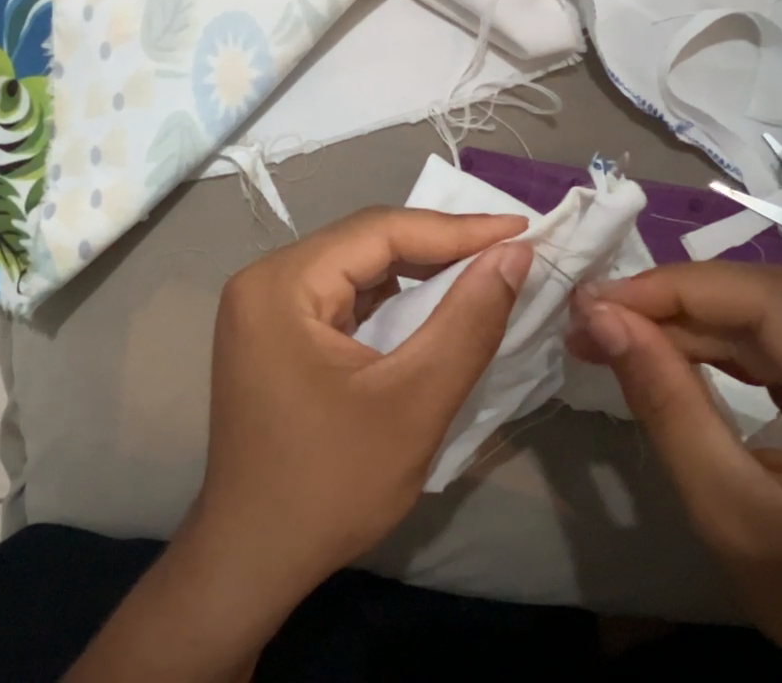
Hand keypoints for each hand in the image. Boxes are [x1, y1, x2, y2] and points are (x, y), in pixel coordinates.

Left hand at [67, 207, 531, 681]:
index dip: (457, 229)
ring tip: (481, 275)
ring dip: (415, 274)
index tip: (525, 228)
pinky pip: (338, 300)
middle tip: (509, 251)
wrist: (256, 553)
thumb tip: (512, 254)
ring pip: (352, 270)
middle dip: (438, 247)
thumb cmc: (333, 482)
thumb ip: (468, 321)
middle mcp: (262, 282)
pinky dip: (388, 303)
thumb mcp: (415, 401)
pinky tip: (429, 311)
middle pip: (362, 244)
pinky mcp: (272, 335)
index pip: (379, 231)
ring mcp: (262, 309)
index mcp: (281, 284)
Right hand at [570, 262, 781, 682]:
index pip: (771, 301)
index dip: (673, 287)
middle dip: (681, 303)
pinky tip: (698, 356)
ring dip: (709, 324)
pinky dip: (751, 348)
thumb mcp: (733, 517)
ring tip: (630, 338)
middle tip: (596, 324)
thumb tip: (602, 319)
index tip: (591, 302)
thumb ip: (667, 407)